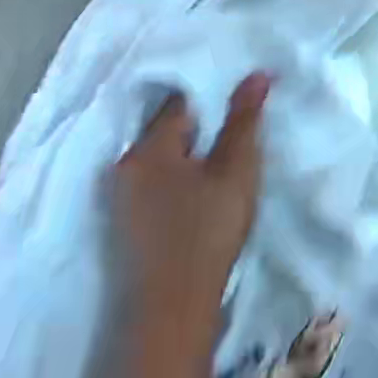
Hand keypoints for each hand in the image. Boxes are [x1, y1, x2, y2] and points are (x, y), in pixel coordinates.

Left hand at [112, 74, 270, 377]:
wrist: (173, 305)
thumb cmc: (207, 226)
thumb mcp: (236, 165)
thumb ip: (244, 118)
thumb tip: (256, 73)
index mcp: (147, 148)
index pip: (180, 100)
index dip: (214, 90)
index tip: (244, 89)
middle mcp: (124, 166)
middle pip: (168, 126)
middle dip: (203, 119)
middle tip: (242, 116)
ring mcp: (121, 197)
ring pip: (164, 154)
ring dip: (193, 147)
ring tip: (228, 145)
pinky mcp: (127, 222)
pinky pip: (158, 177)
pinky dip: (182, 170)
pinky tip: (205, 178)